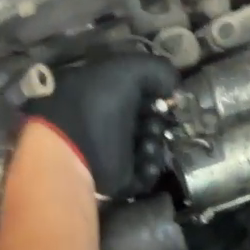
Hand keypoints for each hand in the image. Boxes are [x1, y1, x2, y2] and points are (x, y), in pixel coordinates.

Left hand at [23, 54, 178, 200]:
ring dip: (155, 143)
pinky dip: (150, 166)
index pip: (139, 91)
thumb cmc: (97, 104)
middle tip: (154, 121)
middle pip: (147, 120)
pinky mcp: (120, 179)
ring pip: (148, 147)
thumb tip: (174, 88)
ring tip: (147, 142)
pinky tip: (146, 159)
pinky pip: (145, 174)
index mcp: (105, 92)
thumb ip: (158, 71)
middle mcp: (109, 121)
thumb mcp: (128, 70)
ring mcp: (113, 152)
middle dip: (157, 120)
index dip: (156, 93)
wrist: (75, 150)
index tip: (166, 97)